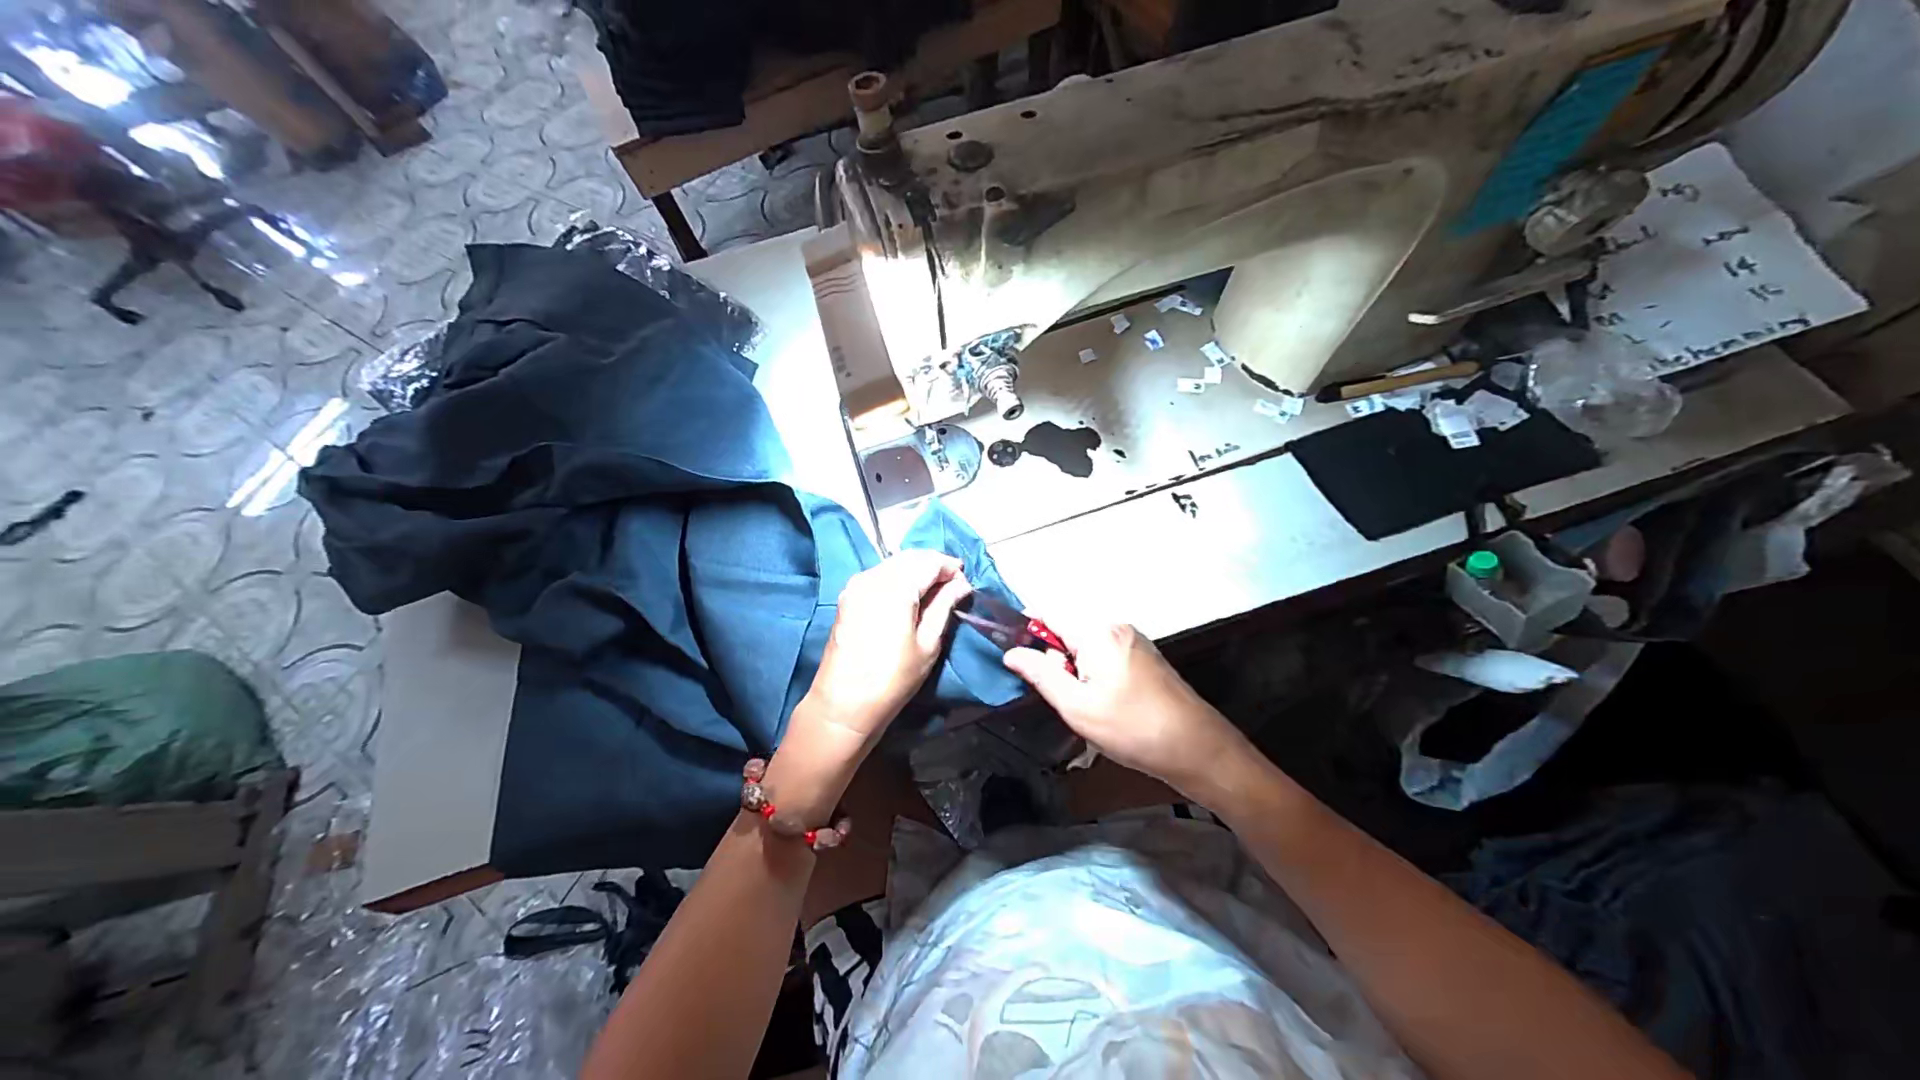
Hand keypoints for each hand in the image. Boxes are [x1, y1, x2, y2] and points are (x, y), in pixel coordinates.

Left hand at [767, 553, 970, 823]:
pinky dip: (898, 577)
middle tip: (953, 585)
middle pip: (910, 558)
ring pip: (893, 564)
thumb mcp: (927, 644)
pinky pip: (879, 575)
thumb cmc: (892, 679)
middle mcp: (873, 577)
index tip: (965, 581)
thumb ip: (944, 606)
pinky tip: (909, 596)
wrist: (843, 704)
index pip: (929, 561)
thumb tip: (960, 584)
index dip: (950, 567)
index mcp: (896, 587)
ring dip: (915, 570)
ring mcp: (856, 585)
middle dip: (933, 566)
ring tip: (933, 592)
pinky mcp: (847, 596)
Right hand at [1003, 616, 1255, 803]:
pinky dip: (1094, 674)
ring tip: (1086, 705)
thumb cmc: (1134, 729)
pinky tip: (1105, 705)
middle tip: (1063, 697)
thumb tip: (1012, 652)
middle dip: (1055, 659)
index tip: (1017, 659)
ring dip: (1075, 670)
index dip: (1027, 630)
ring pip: (1085, 645)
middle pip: (1067, 630)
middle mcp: (1116, 627)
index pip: (1048, 613)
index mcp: (1097, 632)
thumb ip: (1041, 675)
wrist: (1197, 748)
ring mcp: (1133, 640)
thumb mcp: (1077, 707)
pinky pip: (1104, 654)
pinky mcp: (1144, 656)